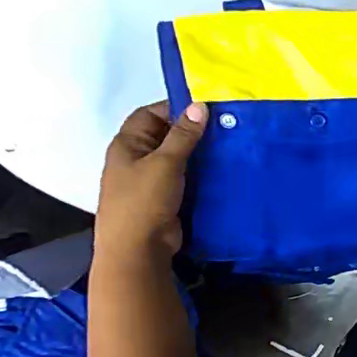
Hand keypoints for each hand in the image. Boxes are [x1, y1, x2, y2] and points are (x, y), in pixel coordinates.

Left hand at [96, 101, 208, 260]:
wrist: (138, 251)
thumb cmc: (144, 201)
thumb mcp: (165, 163)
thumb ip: (183, 134)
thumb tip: (199, 106)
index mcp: (127, 144)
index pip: (150, 114)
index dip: (174, 107)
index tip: (205, 108)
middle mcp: (136, 159)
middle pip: (165, 135)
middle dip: (191, 131)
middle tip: (224, 125)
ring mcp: (150, 181)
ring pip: (178, 158)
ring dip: (199, 153)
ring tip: (228, 144)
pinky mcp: (165, 199)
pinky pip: (185, 178)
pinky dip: (200, 173)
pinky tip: (222, 169)